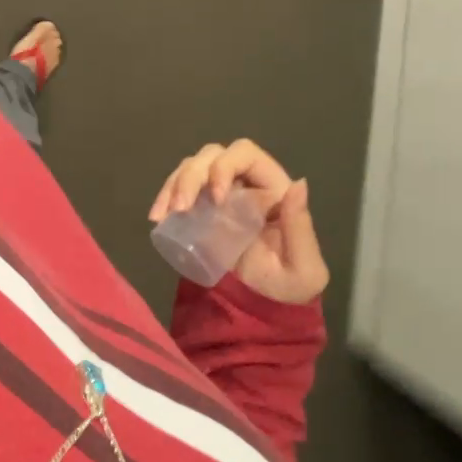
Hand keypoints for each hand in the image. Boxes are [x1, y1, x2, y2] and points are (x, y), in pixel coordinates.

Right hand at [148, 140, 329, 304]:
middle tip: (180, 208)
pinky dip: (164, 197)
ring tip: (164, 214)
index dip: (225, 166)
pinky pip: (177, 187)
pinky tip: (157, 216)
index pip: (245, 154)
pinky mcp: (200, 205)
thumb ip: (301, 228)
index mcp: (272, 187)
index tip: (216, 199)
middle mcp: (245, 181)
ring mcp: (219, 191)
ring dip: (174, 185)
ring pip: (191, 166)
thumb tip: (298, 184)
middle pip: (211, 155)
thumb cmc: (287, 287)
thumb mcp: (304, 267)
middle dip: (191, 176)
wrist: (261, 307)